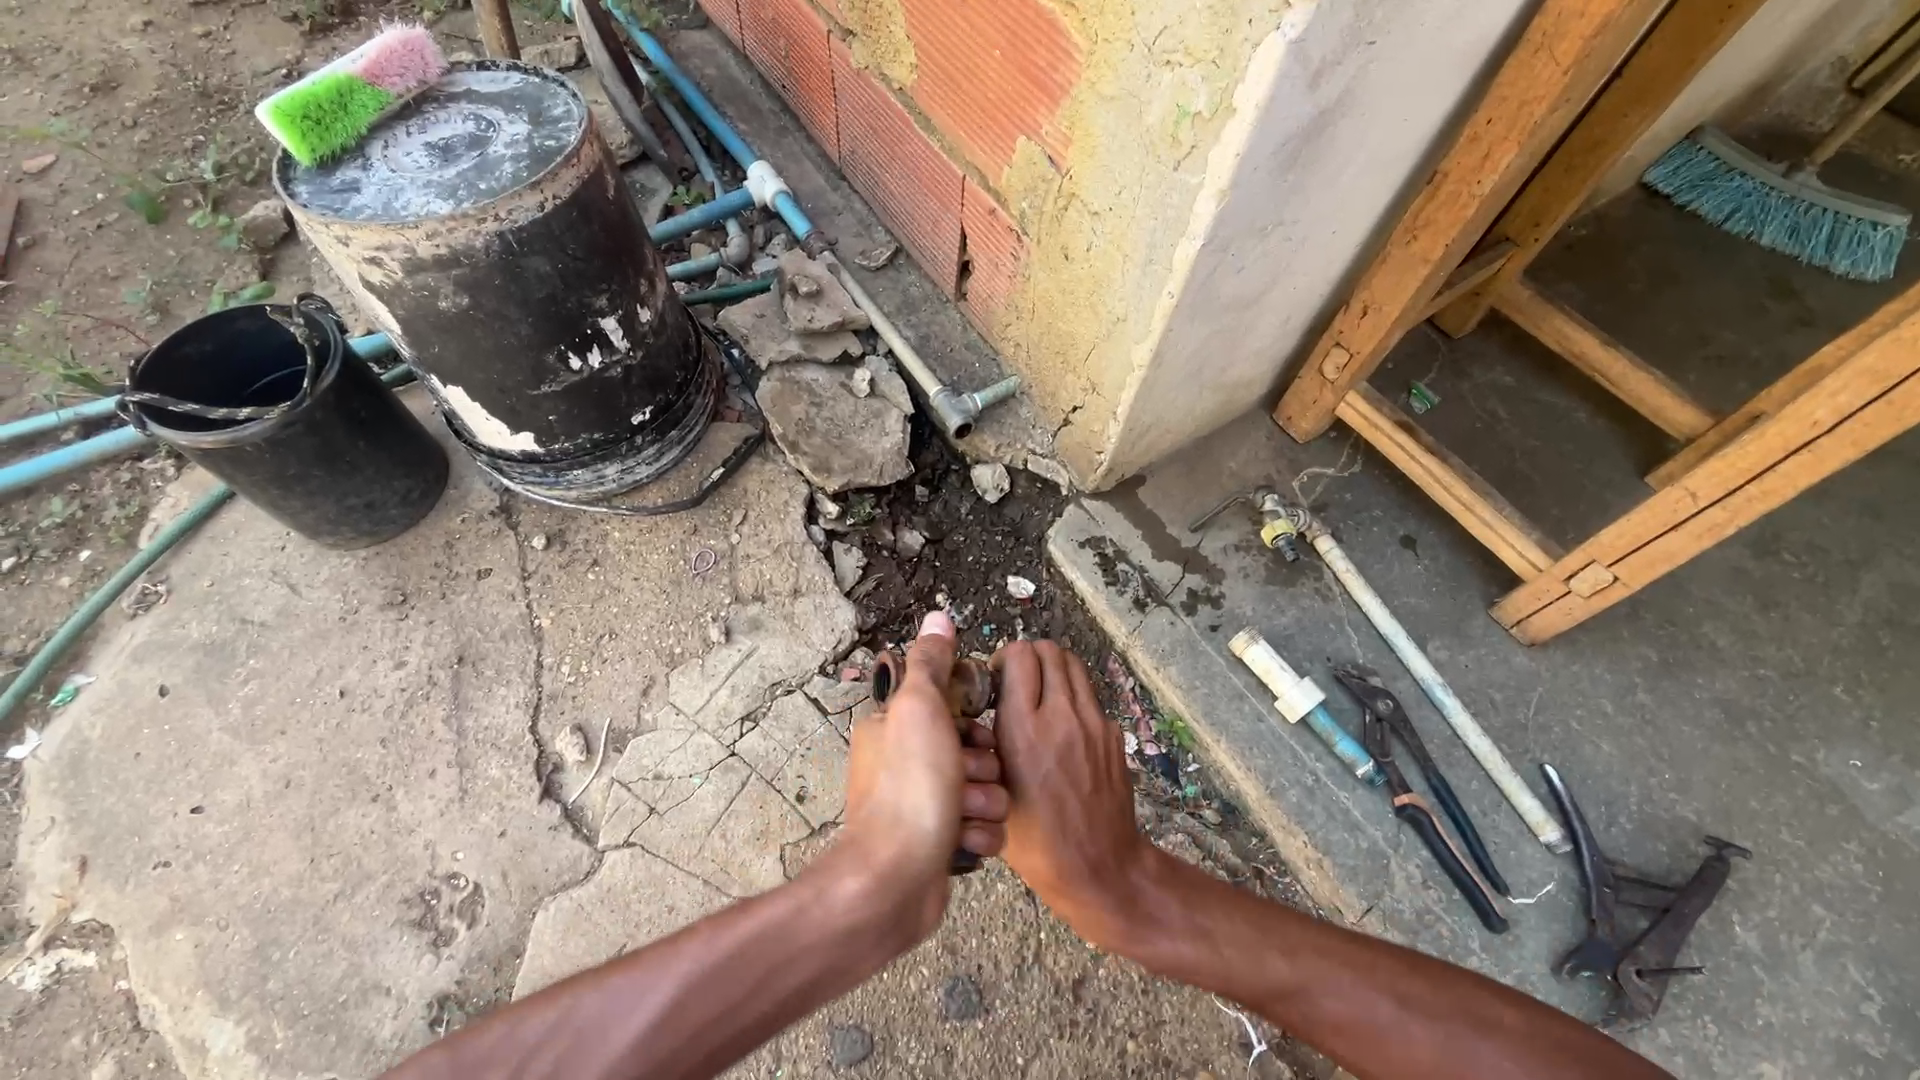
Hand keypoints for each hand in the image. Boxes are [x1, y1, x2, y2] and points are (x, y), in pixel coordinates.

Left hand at [835, 611, 1009, 941]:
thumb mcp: (920, 708)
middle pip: (975, 751)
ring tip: (964, 816)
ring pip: (985, 789)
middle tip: (965, 779)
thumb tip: (939, 617)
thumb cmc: (909, 788)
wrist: (897, 879)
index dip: (971, 722)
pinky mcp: (940, 845)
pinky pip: (982, 827)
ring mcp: (922, 808)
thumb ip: (932, 663)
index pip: (953, 709)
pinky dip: (979, 834)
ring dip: (984, 802)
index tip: (969, 734)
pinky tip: (964, 843)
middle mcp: (905, 765)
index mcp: (894, 729)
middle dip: (982, 768)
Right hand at [991, 640, 1153, 947]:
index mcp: (1023, 728)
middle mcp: (1061, 715)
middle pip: (1050, 650)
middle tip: (1017, 684)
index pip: (1020, 655)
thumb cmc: (1035, 840)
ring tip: (1040, 699)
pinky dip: (1073, 698)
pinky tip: (1063, 730)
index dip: (1004, 659)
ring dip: (1053, 671)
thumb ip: (989, 744)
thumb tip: (983, 715)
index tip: (996, 681)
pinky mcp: (1114, 733)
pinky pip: (1090, 696)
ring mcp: (1094, 721)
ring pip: (1074, 664)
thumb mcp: (994, 790)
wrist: (1098, 866)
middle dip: (1029, 658)